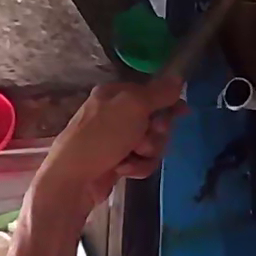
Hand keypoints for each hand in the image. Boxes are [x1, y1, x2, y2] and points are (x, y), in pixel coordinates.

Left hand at [26, 78, 187, 225]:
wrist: (72, 179)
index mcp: (115, 94)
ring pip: (152, 143)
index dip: (169, 102)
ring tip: (131, 156)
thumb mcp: (133, 107)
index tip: (183, 112)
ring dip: (148, 152)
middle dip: (157, 132)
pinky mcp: (117, 161)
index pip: (152, 92)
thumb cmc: (102, 136)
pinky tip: (123, 169)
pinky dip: (137, 166)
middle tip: (146, 138)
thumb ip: (159, 92)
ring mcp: (116, 139)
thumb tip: (177, 76)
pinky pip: (142, 161)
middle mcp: (115, 113)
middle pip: (156, 120)